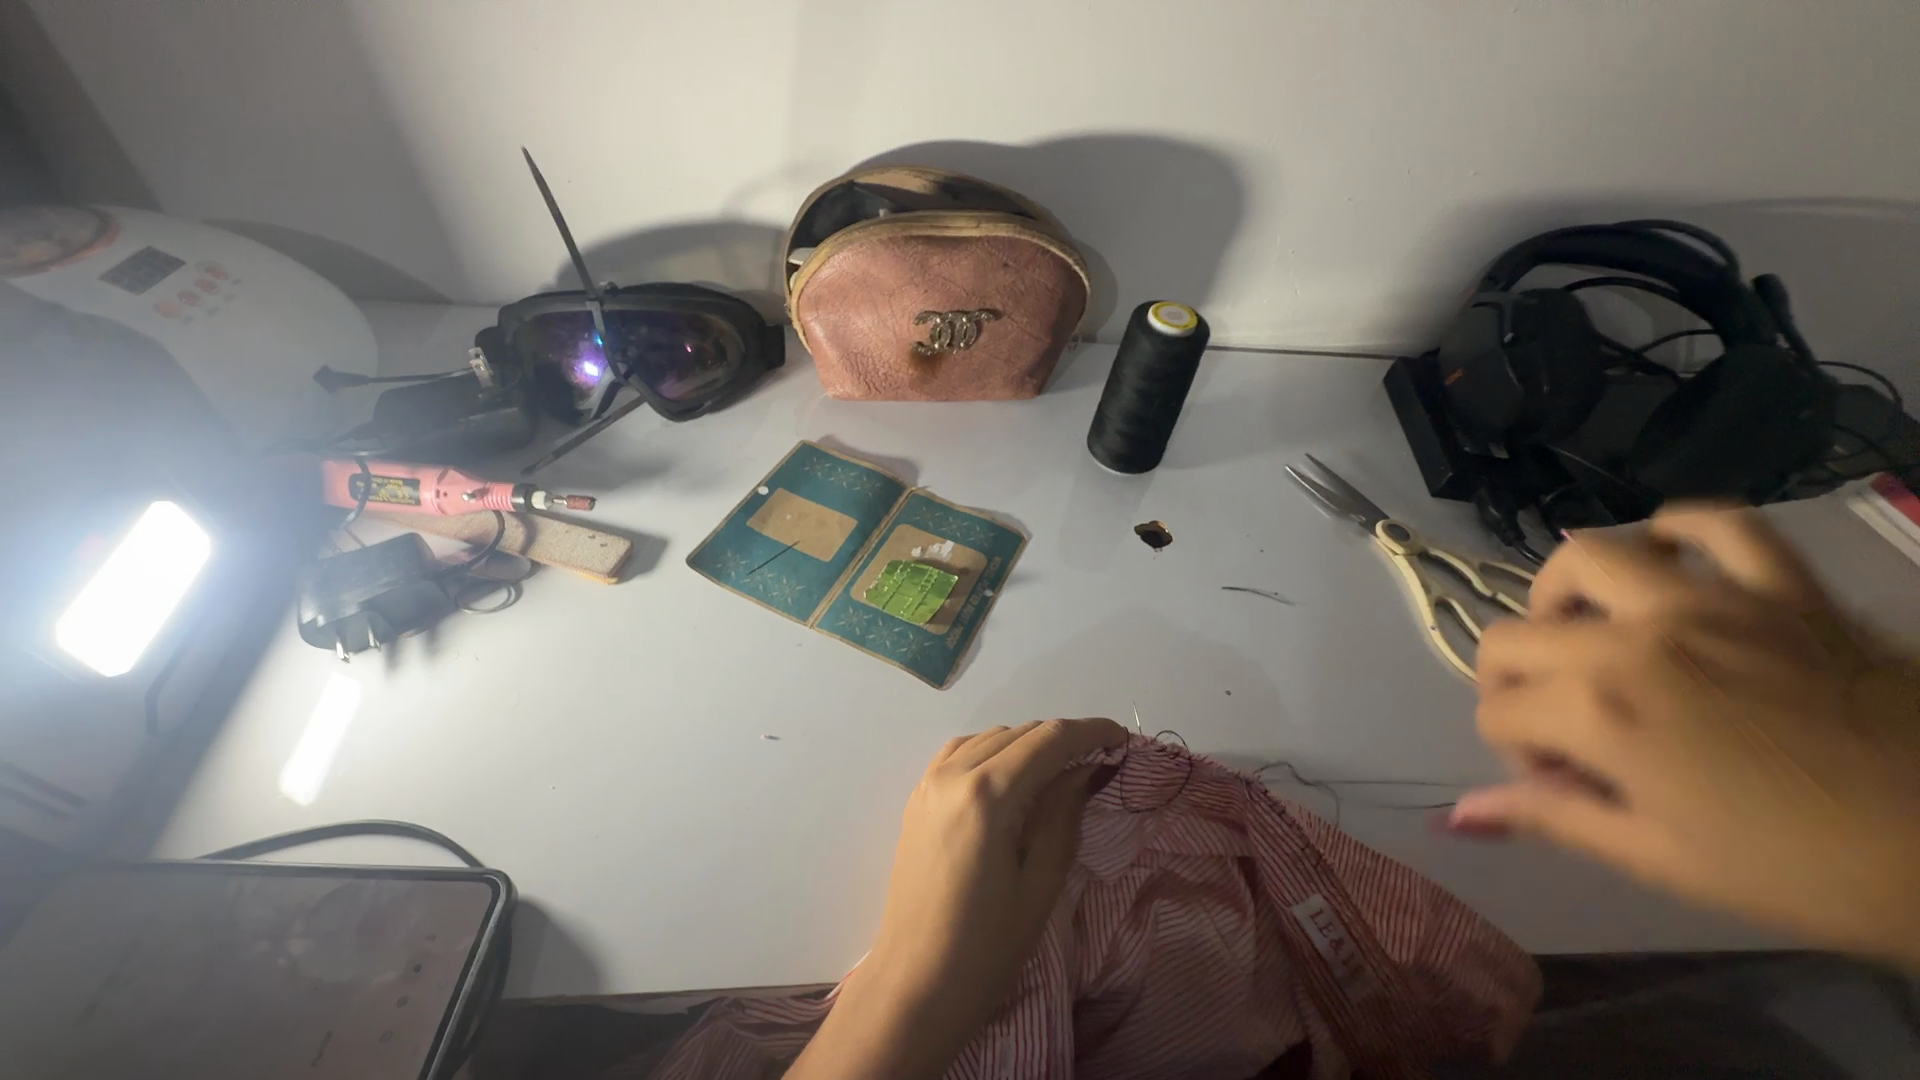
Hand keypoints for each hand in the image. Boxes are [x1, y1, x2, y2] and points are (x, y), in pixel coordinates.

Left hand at [789, 718, 1126, 1079]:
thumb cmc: (986, 946)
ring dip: (1028, 744)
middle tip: (1100, 760)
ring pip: (990, 738)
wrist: (914, 983)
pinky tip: (1011, 777)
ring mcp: (929, 783)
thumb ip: (1062, 814)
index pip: (1049, 740)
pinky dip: (992, 751)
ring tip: (1060, 771)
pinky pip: (960, 753)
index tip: (1122, 737)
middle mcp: (953, 773)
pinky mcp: (917, 798)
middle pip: (1020, 733)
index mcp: (988, 794)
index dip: (1091, 732)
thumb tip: (1081, 769)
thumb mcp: (1041, 883)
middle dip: (1064, 739)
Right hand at [1455, 505, 1919, 965]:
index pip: (1497, 712)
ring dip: (1561, 597)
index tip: (1564, 786)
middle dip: (1513, 687)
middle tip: (1564, 729)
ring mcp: (1709, 603)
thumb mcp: (1664, 860)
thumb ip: (1551, 819)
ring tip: (1585, 633)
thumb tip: (1458, 814)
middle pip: (1511, 637)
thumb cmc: (1811, 869)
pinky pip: (1718, 524)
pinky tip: (1664, 560)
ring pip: (1588, 558)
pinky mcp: (1782, 589)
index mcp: (1598, 709)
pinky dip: (1679, 532)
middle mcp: (1633, 639)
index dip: (1514, 754)